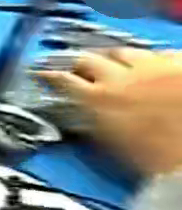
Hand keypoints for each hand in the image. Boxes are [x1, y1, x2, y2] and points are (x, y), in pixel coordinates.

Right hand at [40, 48, 181, 176]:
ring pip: (130, 52)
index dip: (45, 74)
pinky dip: (160, 60)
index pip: (56, 77)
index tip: (42, 74)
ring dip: (120, 58)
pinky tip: (159, 69)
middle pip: (90, 58)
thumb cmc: (155, 157)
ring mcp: (162, 72)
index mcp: (94, 97)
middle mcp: (124, 78)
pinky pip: (171, 55)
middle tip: (79, 68)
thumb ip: (81, 115)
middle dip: (81, 63)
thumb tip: (72, 105)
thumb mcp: (100, 138)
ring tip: (121, 66)